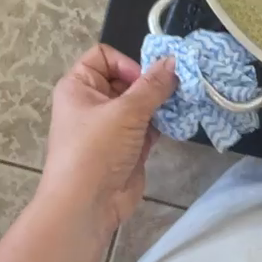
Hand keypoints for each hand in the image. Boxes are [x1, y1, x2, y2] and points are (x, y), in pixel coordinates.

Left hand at [37, 45, 177, 234]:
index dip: (127, 63)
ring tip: (182, 105)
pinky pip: (149, 125)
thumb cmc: (96, 150)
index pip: (104, 57)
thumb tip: (174, 61)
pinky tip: (180, 123)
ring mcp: (112, 126)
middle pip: (127, 80)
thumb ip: (153, 86)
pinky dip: (163, 123)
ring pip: (141, 104)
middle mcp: (93, 102)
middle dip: (151, 84)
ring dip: (161, 104)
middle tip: (176, 91)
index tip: (146, 81)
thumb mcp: (125, 112)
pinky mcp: (128, 146)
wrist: (88, 205)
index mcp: (79, 86)